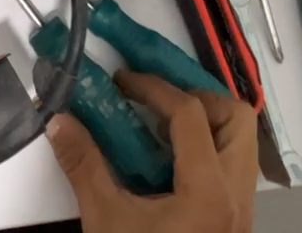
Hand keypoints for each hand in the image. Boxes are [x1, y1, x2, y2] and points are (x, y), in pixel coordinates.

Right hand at [48, 71, 259, 232]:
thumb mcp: (107, 221)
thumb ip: (84, 165)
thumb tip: (59, 121)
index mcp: (208, 192)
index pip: (190, 114)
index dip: (153, 87)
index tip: (123, 82)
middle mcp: (236, 196)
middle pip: (237, 119)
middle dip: (198, 98)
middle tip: (158, 102)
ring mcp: (241, 211)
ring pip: (242, 143)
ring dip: (207, 122)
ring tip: (164, 126)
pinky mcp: (235, 222)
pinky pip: (233, 167)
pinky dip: (207, 148)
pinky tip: (170, 161)